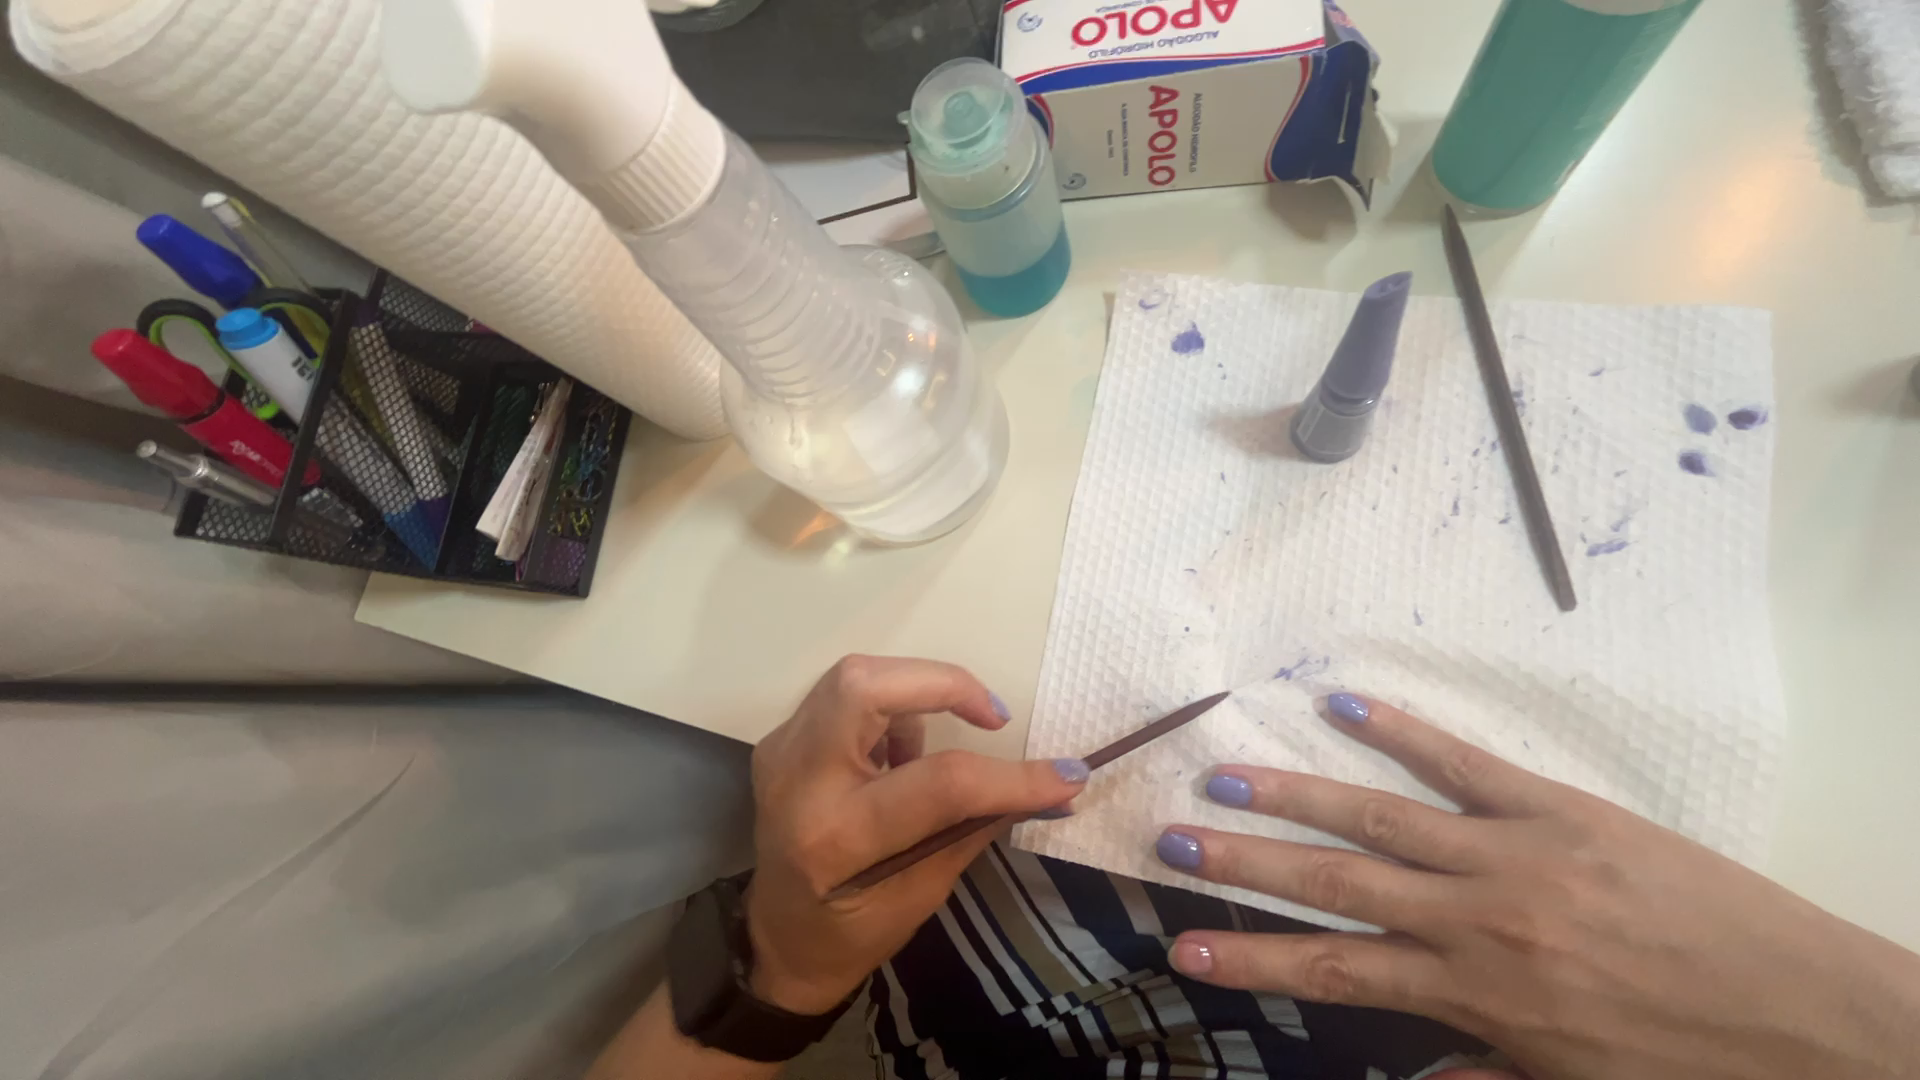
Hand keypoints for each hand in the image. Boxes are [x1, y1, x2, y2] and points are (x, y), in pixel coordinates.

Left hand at [743, 656, 1088, 1014]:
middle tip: (991, 715)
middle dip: (942, 683)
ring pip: (854, 677)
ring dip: (914, 695)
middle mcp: (800, 782)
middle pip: (864, 686)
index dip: (1010, 777)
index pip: (937, 785)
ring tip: (926, 751)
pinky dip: (888, 709)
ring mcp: (782, 751)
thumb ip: (979, 825)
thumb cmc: (854, 931)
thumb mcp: (925, 891)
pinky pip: (845, 695)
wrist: (776, 939)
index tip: (1066, 775)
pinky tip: (893, 756)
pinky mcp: (782, 739)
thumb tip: (1053, 785)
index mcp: (838, 839)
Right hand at [1154, 693, 1919, 1079]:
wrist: (1845, 1032)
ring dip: (1291, 793)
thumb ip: (1475, 1075)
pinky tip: (1343, 702)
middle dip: (1242, 865)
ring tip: (1224, 778)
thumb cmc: (1698, 1070)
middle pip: (1332, 881)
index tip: (1182, 949)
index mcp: (1475, 994)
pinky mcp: (1553, 808)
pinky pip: (1461, 762)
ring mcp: (1509, 853)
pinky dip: (1399, 730)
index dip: (1250, 960)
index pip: (1334, 971)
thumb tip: (1395, 1079)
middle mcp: (1473, 918)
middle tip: (1171, 842)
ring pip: (1376, 814)